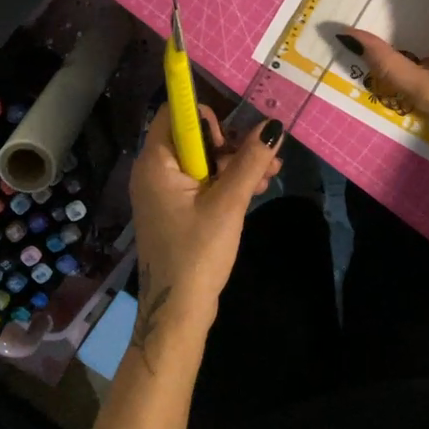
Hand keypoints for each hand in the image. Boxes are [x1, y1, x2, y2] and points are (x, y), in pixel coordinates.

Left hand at [127, 105, 285, 330]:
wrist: (177, 314)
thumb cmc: (197, 253)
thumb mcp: (228, 204)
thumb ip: (250, 161)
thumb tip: (273, 125)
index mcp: (156, 162)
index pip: (175, 113)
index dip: (206, 116)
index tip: (232, 136)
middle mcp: (154, 171)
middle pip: (194, 136)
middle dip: (232, 142)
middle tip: (265, 156)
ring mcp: (164, 192)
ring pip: (204, 159)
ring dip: (236, 162)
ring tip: (270, 174)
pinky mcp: (176, 209)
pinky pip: (202, 181)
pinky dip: (227, 181)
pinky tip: (256, 188)